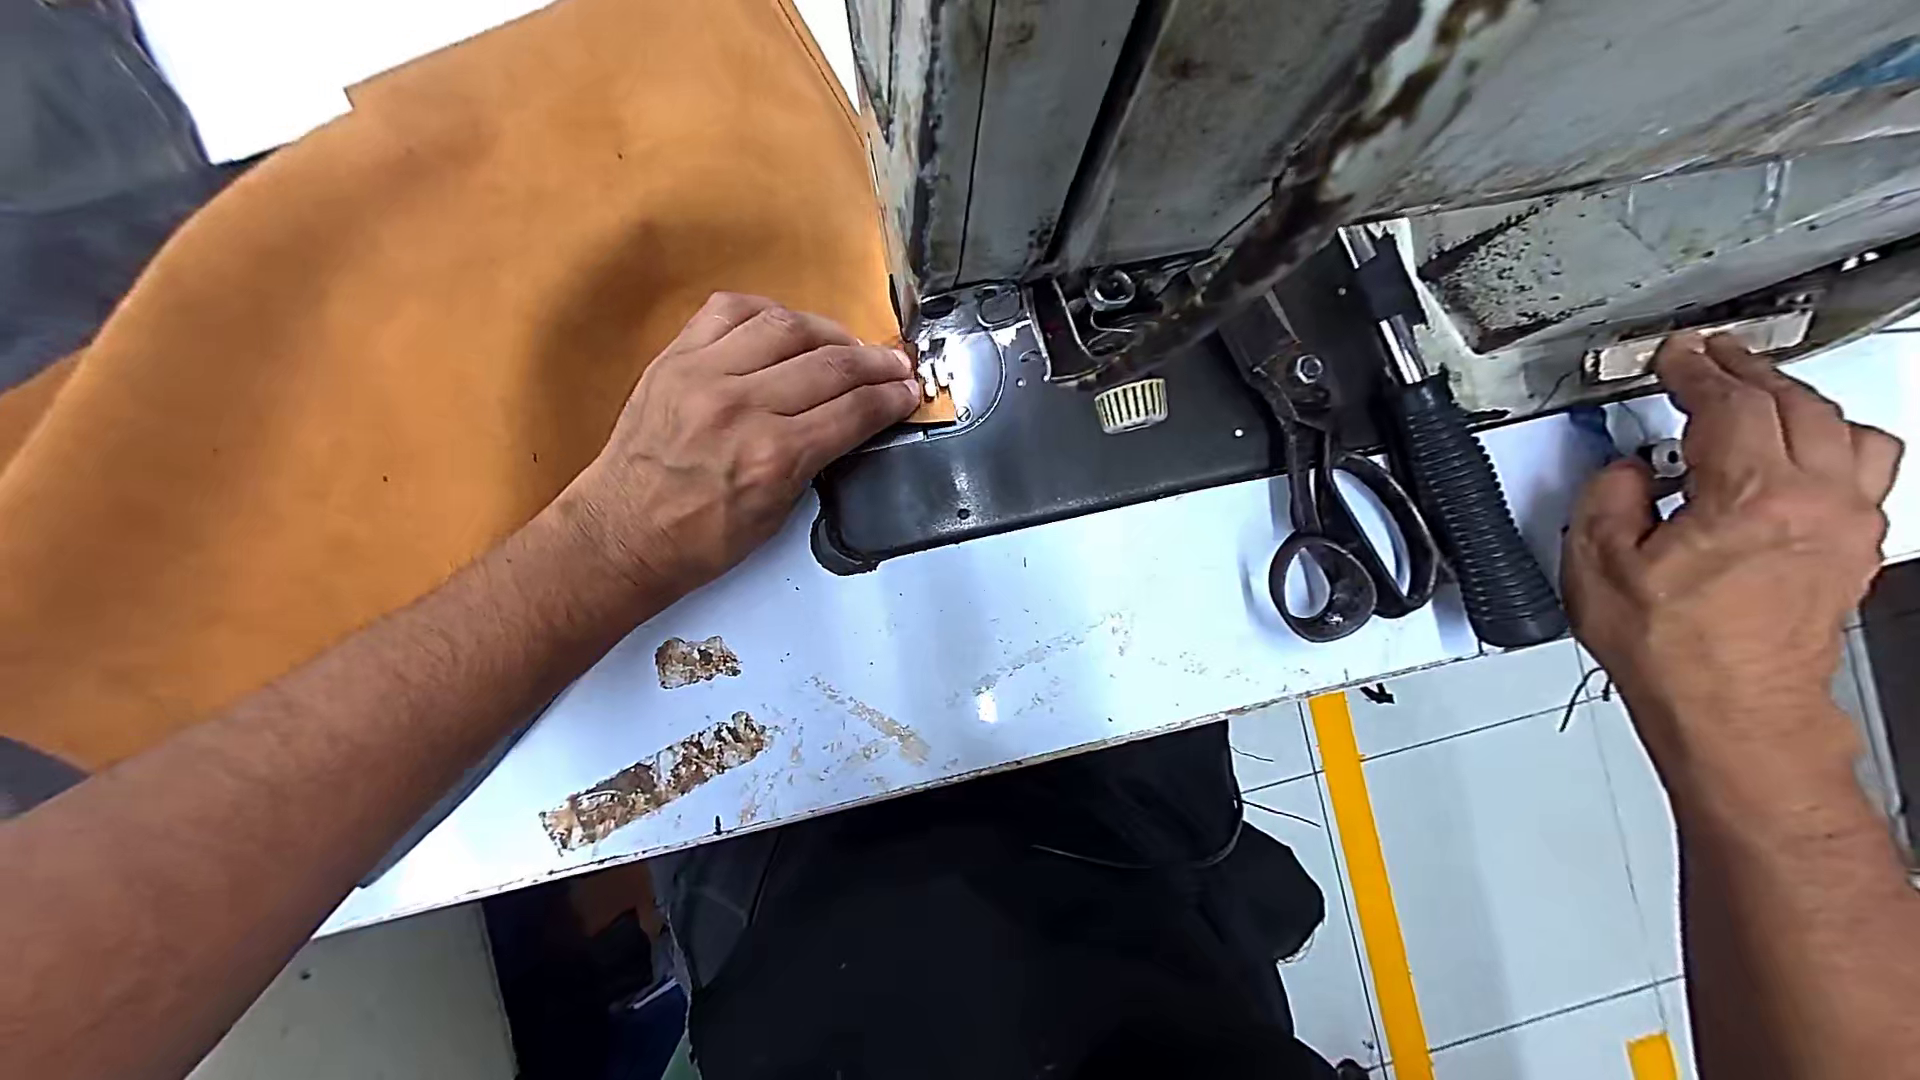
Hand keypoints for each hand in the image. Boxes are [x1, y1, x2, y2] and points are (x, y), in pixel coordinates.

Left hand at [561, 292, 919, 592]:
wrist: (622, 534)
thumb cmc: (704, 540)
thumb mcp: (779, 512)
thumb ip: (818, 458)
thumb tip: (850, 419)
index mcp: (775, 457)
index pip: (853, 411)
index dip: (892, 398)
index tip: (910, 391)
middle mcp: (743, 407)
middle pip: (830, 365)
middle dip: (876, 363)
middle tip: (896, 365)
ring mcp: (704, 375)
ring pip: (786, 327)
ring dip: (830, 332)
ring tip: (848, 345)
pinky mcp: (674, 358)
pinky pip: (730, 311)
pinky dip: (769, 312)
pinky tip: (787, 327)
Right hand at [1564, 334, 1901, 818]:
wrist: (1729, 704)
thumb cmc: (1670, 645)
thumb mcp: (1597, 563)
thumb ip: (1608, 499)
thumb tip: (1625, 472)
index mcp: (1754, 500)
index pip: (1733, 408)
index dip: (1699, 372)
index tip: (1678, 353)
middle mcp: (1820, 505)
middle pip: (1799, 407)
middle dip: (1748, 373)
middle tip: (1710, 357)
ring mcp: (1847, 528)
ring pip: (1848, 430)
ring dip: (1798, 400)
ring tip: (1757, 392)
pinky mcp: (1851, 550)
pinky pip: (1864, 469)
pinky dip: (1829, 439)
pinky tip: (1798, 447)